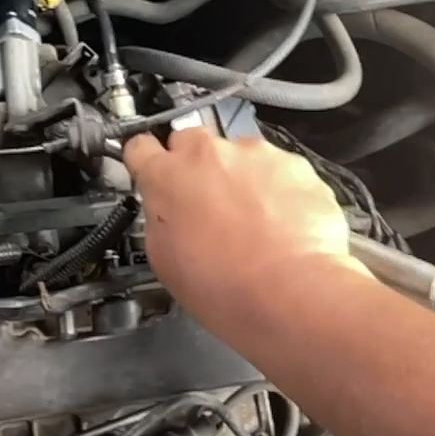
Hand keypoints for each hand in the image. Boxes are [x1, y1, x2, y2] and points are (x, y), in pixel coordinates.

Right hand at [124, 128, 363, 315]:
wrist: (293, 293)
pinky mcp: (291, 163)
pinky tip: (280, 223)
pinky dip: (276, 188)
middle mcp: (206, 155)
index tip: (154, 170)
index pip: (141, 147)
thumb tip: (165, 212)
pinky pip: (276, 167)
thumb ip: (159, 218)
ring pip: (237, 155)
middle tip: (207, 208)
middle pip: (191, 142)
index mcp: (166, 177)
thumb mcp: (164, 261)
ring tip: (252, 224)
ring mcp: (251, 154)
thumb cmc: (230, 287)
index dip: (147, 161)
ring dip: (238, 179)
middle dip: (195, 168)